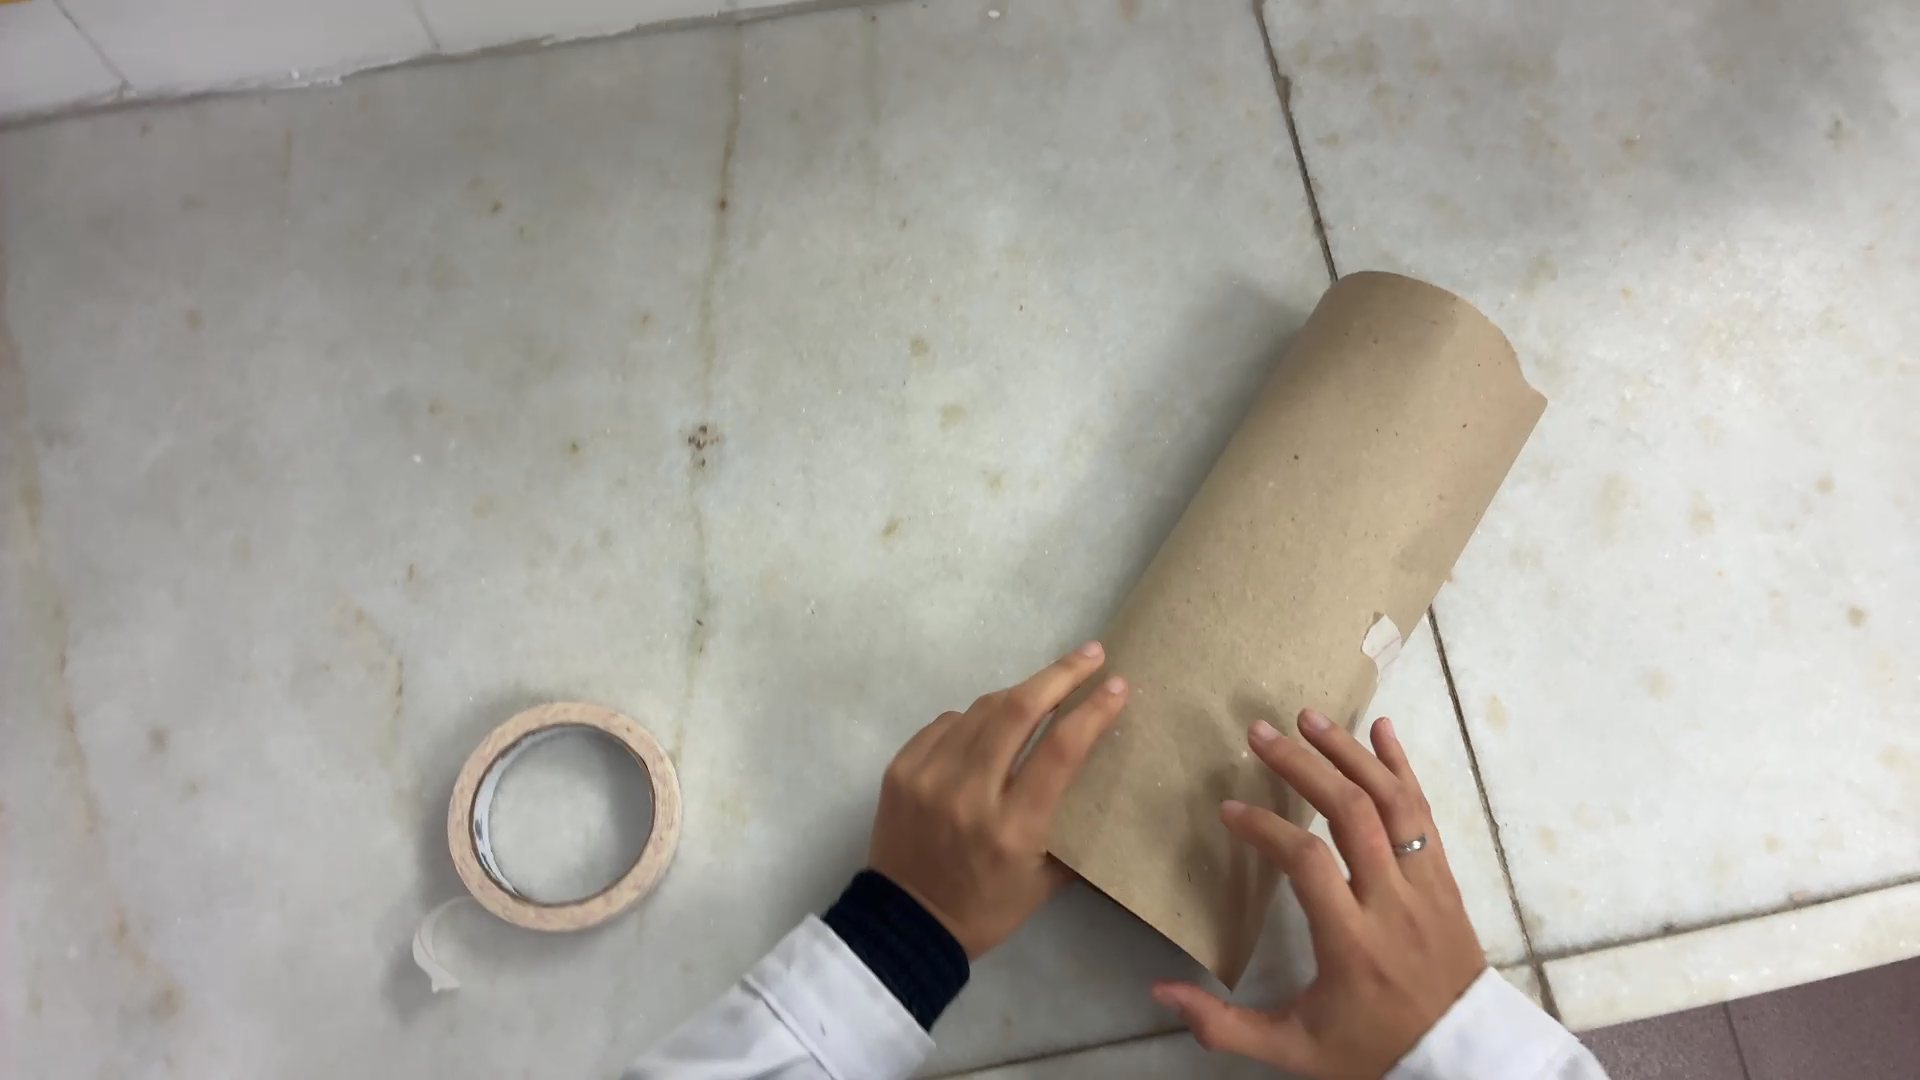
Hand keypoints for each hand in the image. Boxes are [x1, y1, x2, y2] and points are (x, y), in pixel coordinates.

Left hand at [868, 641, 1128, 958]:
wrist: (905, 924)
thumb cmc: (986, 907)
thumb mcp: (1043, 881)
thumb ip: (1069, 826)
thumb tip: (1088, 764)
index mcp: (1012, 829)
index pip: (1059, 751)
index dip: (1092, 711)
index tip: (1117, 685)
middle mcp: (969, 795)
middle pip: (1018, 710)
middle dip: (1061, 674)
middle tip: (1091, 654)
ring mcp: (929, 777)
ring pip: (982, 708)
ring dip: (1019, 692)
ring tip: (1044, 688)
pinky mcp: (901, 768)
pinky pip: (947, 722)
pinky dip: (973, 718)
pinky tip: (988, 724)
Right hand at [1152, 710, 1486, 1079]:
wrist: (1473, 1064)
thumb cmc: (1374, 1048)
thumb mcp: (1296, 1052)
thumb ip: (1225, 1026)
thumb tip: (1157, 991)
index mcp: (1353, 942)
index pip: (1308, 862)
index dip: (1265, 828)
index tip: (1228, 809)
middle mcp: (1393, 902)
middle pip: (1351, 814)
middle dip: (1302, 766)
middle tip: (1258, 732)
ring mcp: (1426, 884)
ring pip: (1391, 802)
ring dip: (1347, 752)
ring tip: (1307, 716)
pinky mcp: (1444, 876)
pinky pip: (1425, 812)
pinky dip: (1401, 765)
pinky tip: (1379, 726)